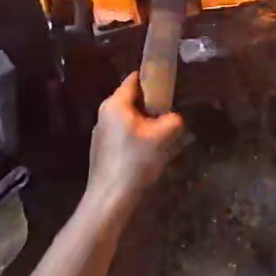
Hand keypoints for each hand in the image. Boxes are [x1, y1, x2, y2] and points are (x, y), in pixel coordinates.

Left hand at [86, 73, 184, 211]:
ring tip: (164, 139)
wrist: (111, 196)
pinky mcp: (103, 148)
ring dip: (148, 125)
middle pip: (134, 100)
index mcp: (115, 103)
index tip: (170, 88)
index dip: (153, 79)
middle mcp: (105, 113)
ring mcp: (101, 132)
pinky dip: (138, 138)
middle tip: (170, 118)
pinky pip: (125, 134)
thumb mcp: (164, 136)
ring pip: (130, 119)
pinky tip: (149, 155)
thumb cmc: (136, 160)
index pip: (134, 78)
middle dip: (153, 106)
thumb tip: (174, 118)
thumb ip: (174, 120)